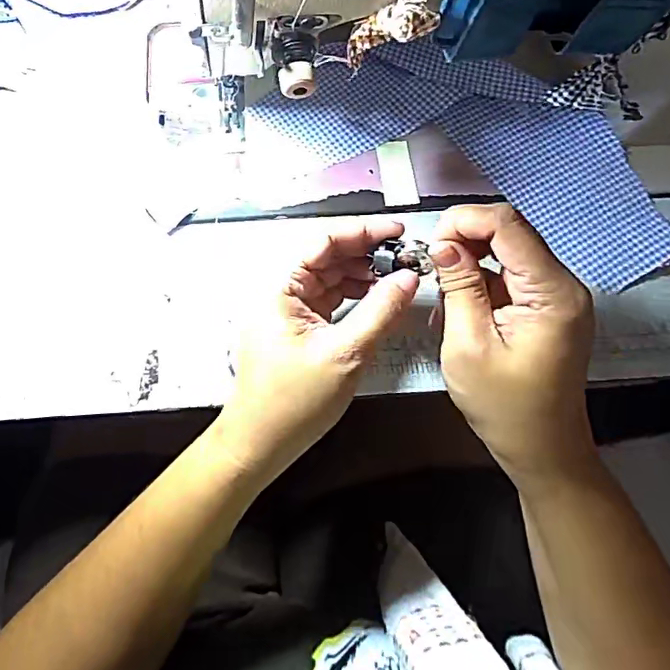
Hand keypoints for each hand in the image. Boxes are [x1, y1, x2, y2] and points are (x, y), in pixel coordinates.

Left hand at [211, 220, 420, 481]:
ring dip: (363, 274)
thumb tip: (407, 279)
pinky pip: (330, 299)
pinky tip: (379, 296)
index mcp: (279, 287)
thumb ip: (380, 312)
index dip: (361, 232)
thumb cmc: (291, 401)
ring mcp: (289, 308)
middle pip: (327, 257)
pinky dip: (355, 295)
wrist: (263, 439)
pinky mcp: (299, 326)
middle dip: (366, 252)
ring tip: (398, 274)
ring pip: (331, 277)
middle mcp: (280, 291)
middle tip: (404, 254)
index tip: (394, 230)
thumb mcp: (345, 353)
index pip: (323, 243)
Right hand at [430, 204, 598, 487]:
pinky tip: (461, 301)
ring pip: (504, 246)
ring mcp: (555, 294)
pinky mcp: (544, 304)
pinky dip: (477, 275)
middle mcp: (562, 286)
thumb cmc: (507, 408)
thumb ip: (458, 286)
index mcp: (552, 294)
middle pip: (508, 229)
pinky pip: (506, 269)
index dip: (463, 221)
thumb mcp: (468, 344)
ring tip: (444, 287)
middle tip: (432, 263)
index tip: (433, 244)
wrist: (542, 450)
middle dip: (463, 236)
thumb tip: (443, 243)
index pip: (507, 224)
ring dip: (467, 255)